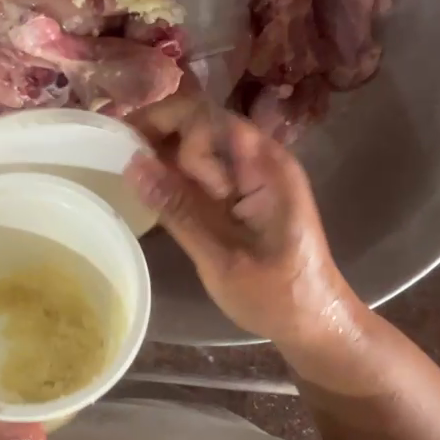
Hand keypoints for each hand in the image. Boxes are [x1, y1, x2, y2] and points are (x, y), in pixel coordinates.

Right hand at [126, 106, 365, 354]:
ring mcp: (253, 171)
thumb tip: (132, 163)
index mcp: (266, 166)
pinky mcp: (243, 188)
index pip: (208, 118)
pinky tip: (155, 188)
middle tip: (124, 158)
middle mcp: (261, 157)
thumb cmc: (276, 296)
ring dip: (165, 150)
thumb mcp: (221, 259)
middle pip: (202, 119)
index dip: (167, 126)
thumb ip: (178, 210)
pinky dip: (177, 169)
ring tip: (134, 174)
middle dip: (160, 132)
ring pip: (200, 137)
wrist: (315, 322)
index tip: (137, 156)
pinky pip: (205, 162)